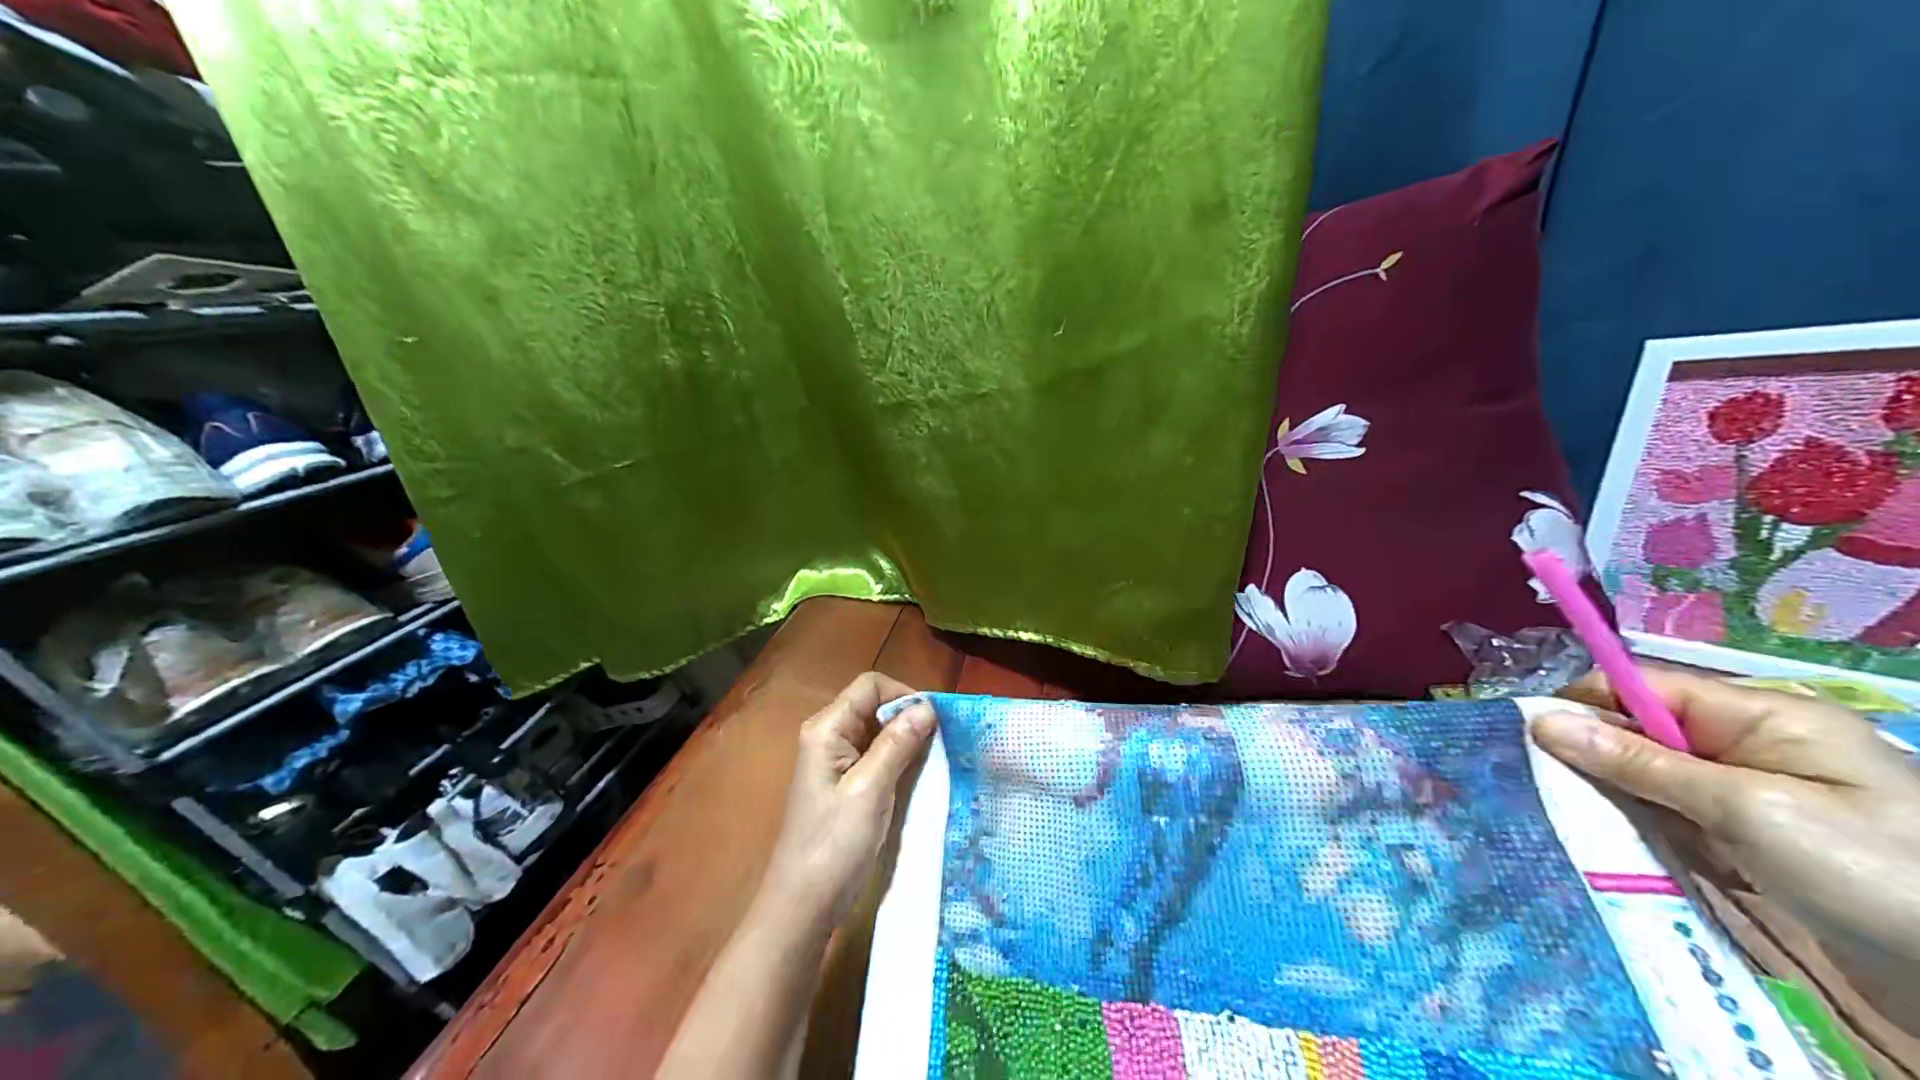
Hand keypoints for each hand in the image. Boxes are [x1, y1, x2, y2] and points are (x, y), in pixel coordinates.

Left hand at [758, 672, 936, 930]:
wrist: (803, 906)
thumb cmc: (833, 846)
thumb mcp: (869, 792)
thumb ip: (897, 745)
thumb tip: (927, 708)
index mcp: (826, 729)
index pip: (870, 686)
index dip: (904, 695)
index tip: (935, 722)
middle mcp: (829, 736)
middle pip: (875, 706)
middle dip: (909, 718)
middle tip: (941, 743)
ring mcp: (836, 762)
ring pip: (879, 732)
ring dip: (908, 741)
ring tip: (936, 761)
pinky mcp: (846, 784)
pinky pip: (877, 757)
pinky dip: (900, 761)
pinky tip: (919, 778)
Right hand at [1532, 667, 1919, 961]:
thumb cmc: (1874, 870)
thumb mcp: (1746, 810)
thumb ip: (1639, 763)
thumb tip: (1542, 721)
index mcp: (1759, 715)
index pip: (1638, 687)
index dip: (1581, 705)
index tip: (1528, 741)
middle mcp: (1751, 745)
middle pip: (1639, 733)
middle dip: (1595, 760)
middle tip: (1549, 792)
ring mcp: (1756, 794)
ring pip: (1651, 780)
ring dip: (1620, 802)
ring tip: (1586, 827)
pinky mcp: (1756, 839)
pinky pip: (1677, 819)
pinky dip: (1651, 832)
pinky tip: (1634, 852)